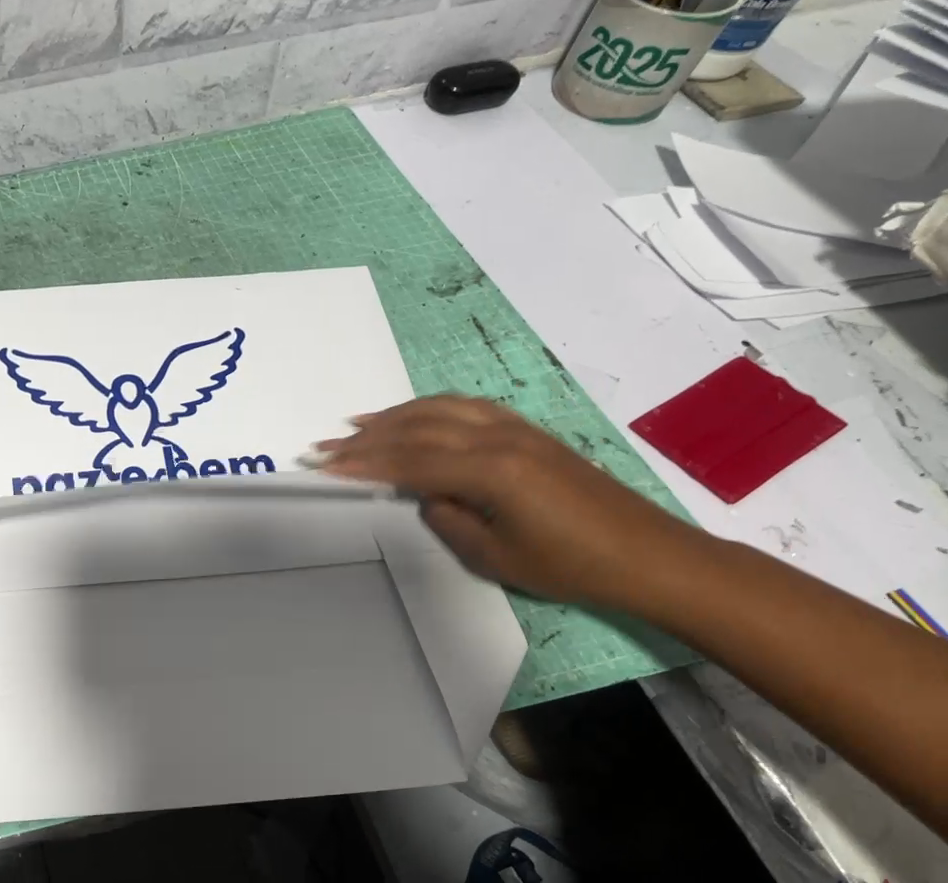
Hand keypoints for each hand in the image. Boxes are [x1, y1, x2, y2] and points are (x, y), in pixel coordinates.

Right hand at [315, 395, 701, 607]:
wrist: (650, 555)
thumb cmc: (573, 566)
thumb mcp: (498, 557)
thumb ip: (449, 520)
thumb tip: (425, 495)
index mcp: (490, 471)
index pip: (410, 461)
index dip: (363, 463)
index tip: (323, 465)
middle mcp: (497, 439)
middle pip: (417, 429)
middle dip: (365, 438)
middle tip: (324, 445)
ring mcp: (514, 429)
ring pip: (437, 409)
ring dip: (392, 416)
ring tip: (355, 424)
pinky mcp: (526, 430)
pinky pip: (463, 406)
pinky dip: (427, 407)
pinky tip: (410, 414)